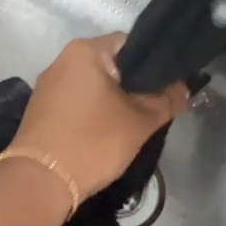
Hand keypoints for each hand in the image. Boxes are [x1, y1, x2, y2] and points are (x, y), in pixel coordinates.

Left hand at [11, 34, 190, 198]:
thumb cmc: (92, 142)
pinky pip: (75, 103)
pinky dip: (91, 114)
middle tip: (152, 111)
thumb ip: (166, 101)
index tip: (167, 88)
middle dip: (132, 87)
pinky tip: (102, 136)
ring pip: (92, 87)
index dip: (154, 65)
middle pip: (110, 66)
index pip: (131, 44)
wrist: (40, 181)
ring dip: (112, 103)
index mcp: (85, 51)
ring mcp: (47, 86)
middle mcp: (61, 60)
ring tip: (129, 126)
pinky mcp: (40, 110)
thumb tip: (185, 87)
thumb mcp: (139, 122)